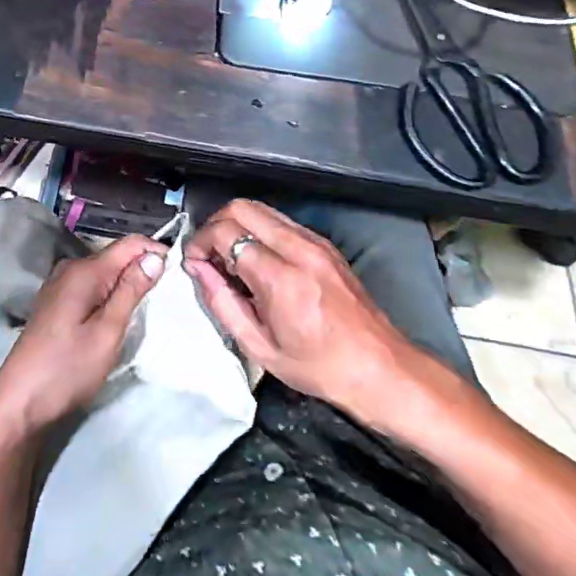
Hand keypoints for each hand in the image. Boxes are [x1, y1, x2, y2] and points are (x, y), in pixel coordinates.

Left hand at [0, 235, 166, 436]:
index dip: (156, 251)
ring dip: (127, 283)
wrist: (20, 400)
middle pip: (116, 257)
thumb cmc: (68, 368)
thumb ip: (130, 291)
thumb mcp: (107, 331)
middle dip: (143, 268)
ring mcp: (59, 286)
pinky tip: (119, 314)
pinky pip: (90, 288)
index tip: (180, 270)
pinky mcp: (56, 303)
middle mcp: (70, 269)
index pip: (129, 244)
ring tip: (151, 305)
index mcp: (84, 271)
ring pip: (103, 273)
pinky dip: (108, 295)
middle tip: (171, 293)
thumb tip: (154, 257)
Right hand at [185, 199, 459, 431]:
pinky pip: (280, 220)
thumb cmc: (319, 367)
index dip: (199, 243)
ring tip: (231, 259)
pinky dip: (258, 230)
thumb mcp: (259, 347)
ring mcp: (315, 243)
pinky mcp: (324, 244)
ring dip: (236, 225)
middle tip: (209, 256)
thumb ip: (221, 303)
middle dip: (214, 226)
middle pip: (240, 207)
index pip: (225, 233)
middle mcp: (299, 250)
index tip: (195, 264)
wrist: (381, 368)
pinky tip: (256, 261)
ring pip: (260, 208)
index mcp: (281, 279)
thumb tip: (198, 270)